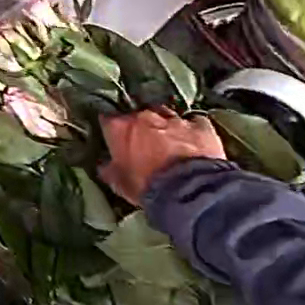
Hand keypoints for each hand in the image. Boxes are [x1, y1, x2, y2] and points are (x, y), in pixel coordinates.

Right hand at [99, 109, 224, 205]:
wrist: (190, 191)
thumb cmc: (148, 186)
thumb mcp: (119, 183)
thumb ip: (108, 169)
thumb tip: (104, 166)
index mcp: (119, 127)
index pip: (107, 118)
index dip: (111, 128)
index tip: (113, 136)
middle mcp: (144, 116)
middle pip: (138, 113)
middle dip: (140, 125)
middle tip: (144, 142)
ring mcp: (173, 119)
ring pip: (165, 113)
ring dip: (165, 125)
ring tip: (170, 141)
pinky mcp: (200, 126)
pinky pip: (195, 122)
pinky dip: (193, 130)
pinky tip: (194, 141)